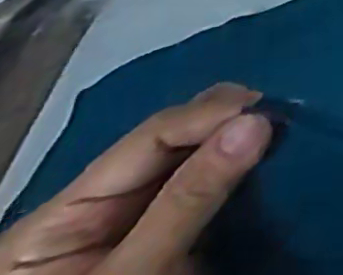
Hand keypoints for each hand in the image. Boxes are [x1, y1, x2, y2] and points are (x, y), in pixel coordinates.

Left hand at [0, 83, 272, 274]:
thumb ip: (188, 201)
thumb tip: (256, 121)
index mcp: (58, 220)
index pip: (147, 139)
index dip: (208, 114)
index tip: (268, 106)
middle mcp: (94, 208)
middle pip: (169, 141)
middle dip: (227, 121)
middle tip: (283, 116)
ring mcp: (132, 223)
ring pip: (193, 156)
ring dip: (239, 138)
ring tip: (284, 128)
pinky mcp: (171, 236)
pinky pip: (208, 183)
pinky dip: (241, 164)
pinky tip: (270, 153)